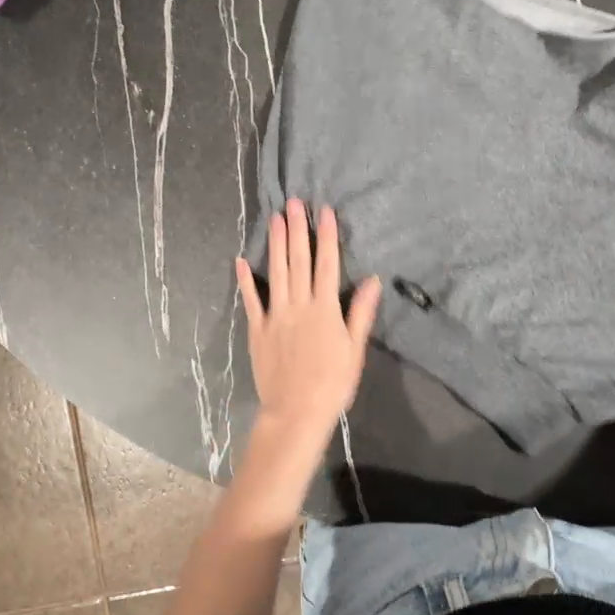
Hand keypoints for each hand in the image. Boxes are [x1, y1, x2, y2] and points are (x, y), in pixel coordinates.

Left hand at [236, 200, 381, 440]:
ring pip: (276, 272)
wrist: (296, 411)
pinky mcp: (257, 330)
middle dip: (297, 230)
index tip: (324, 211)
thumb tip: (373, 280)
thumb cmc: (333, 383)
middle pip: (299, 261)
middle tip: (293, 203)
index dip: (326, 236)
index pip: (327, 264)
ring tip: (274, 219)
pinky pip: (251, 300)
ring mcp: (275, 316)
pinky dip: (246, 280)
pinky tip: (241, 260)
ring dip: (275, 244)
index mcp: (325, 309)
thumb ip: (361, 313)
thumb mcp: (355, 349)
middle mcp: (299, 305)